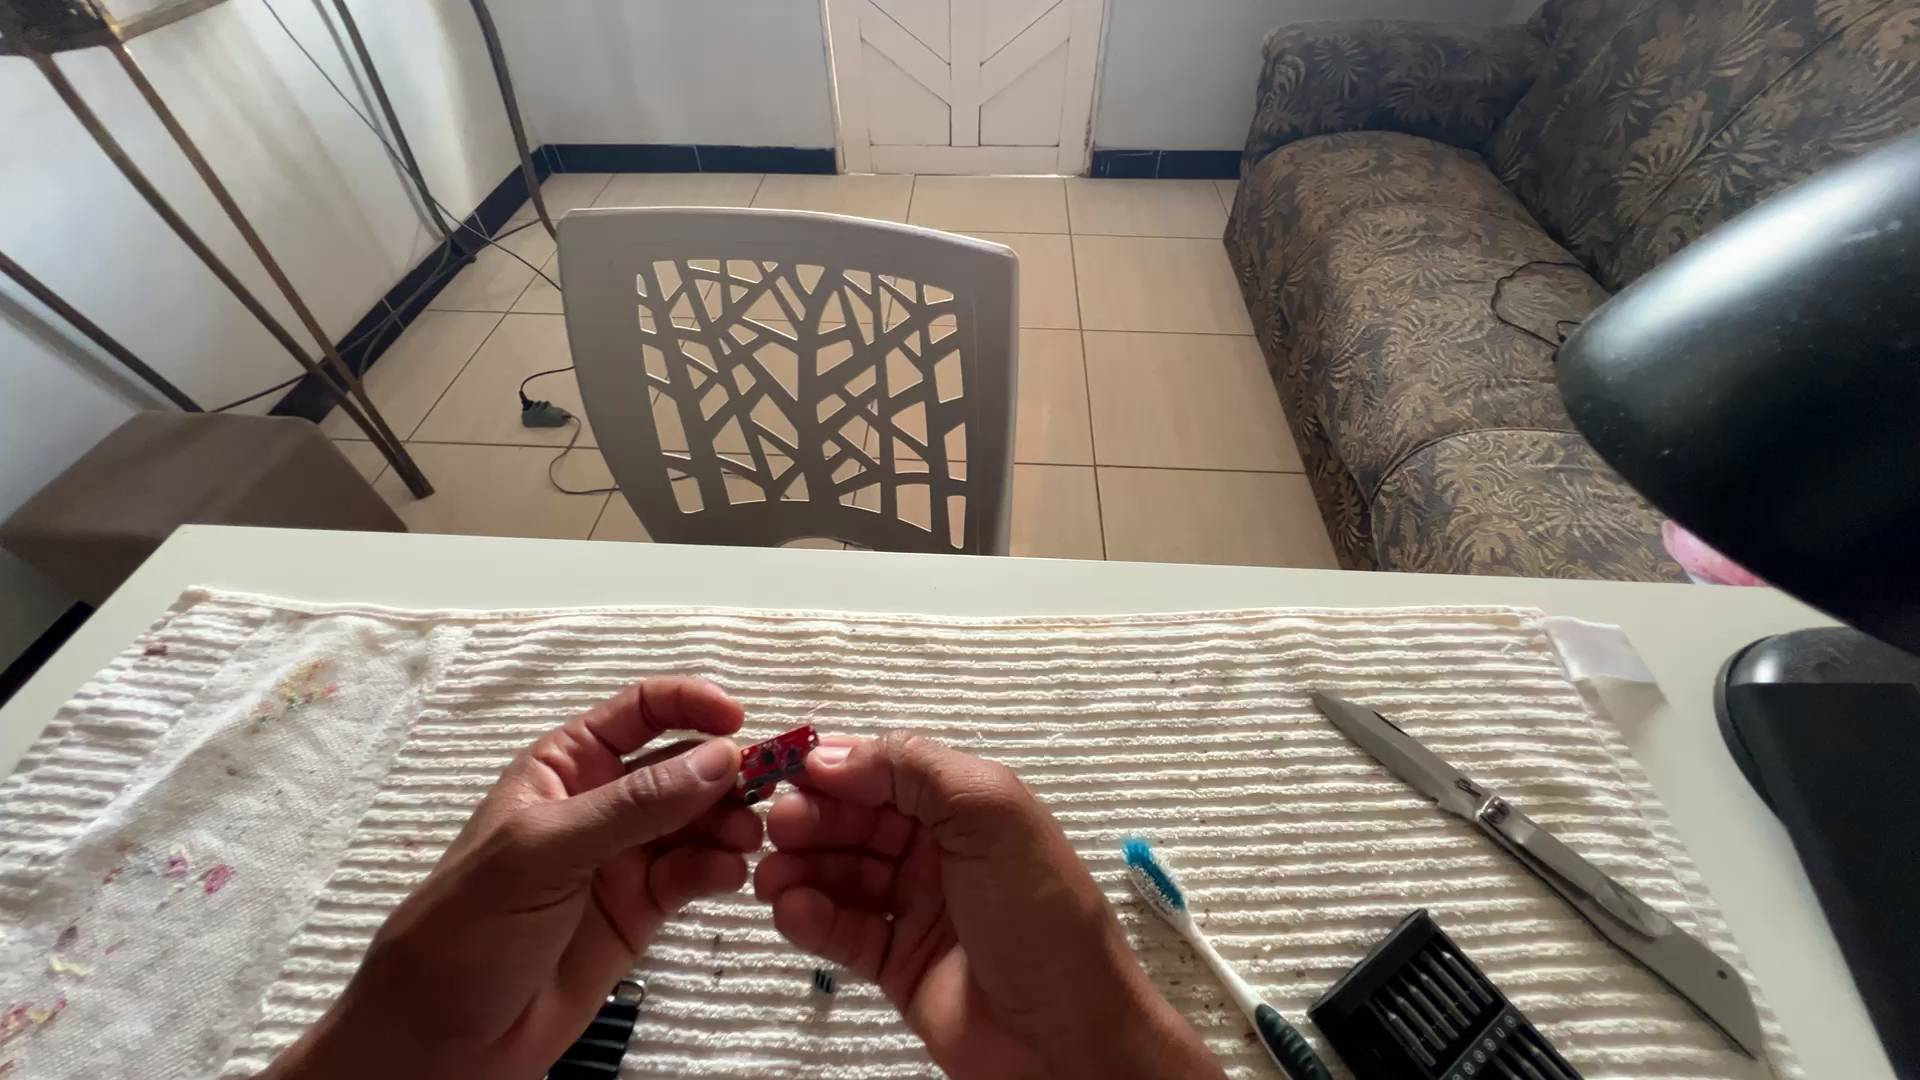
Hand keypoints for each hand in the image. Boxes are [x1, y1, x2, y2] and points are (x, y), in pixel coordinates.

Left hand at [264, 678, 760, 1079]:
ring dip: (730, 821)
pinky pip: (697, 869)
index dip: (692, 703)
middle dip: (725, 772)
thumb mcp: (545, 852)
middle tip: (761, 793)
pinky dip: (719, 867)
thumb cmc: (468, 930)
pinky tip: (725, 877)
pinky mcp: (648, 902)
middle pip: (685, 762)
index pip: (642, 710)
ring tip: (744, 842)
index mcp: (570, 765)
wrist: (439, 1051)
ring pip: (701, 816)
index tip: (739, 718)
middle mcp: (607, 799)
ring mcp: (630, 852)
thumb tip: (724, 757)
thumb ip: (637, 804)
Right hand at [755, 733, 1222, 1079]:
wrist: (1069, 1040)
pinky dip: (812, 917)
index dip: (837, 766)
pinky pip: (843, 930)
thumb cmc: (1038, 909)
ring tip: (771, 876)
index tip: (787, 771)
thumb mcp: (990, 812)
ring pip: (842, 871)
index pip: (885, 769)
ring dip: (801, 867)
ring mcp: (915, 904)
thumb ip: (914, 768)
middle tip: (779, 828)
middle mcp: (936, 846)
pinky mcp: (896, 961)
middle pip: (857, 817)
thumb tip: (827, 753)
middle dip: (814, 817)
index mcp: (961, 802)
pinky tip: (790, 911)